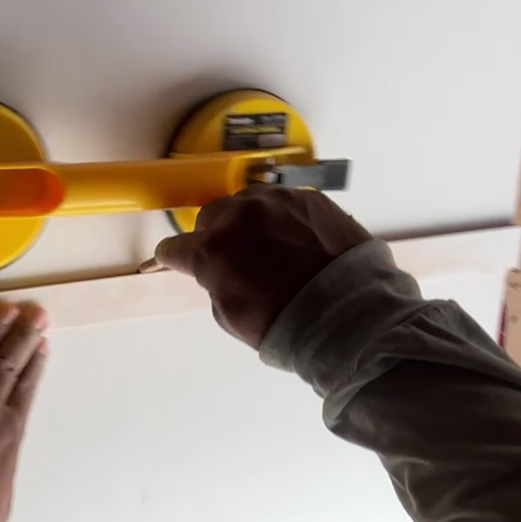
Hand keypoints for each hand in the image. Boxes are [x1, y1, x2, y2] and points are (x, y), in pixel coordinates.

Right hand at [153, 186, 370, 346]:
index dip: (171, 258)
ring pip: (246, 202)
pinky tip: (293, 240)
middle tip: (230, 256)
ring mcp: (277, 202)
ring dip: (246, 220)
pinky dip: (279, 218)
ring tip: (264, 243)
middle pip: (210, 216)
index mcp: (212, 250)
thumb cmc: (283, 323)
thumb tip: (218, 269)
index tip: (174, 262)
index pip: (174, 247)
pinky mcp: (310, 198)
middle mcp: (240, 216)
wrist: (349, 314)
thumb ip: (213, 283)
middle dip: (213, 235)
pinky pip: (281, 203)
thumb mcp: (228, 315)